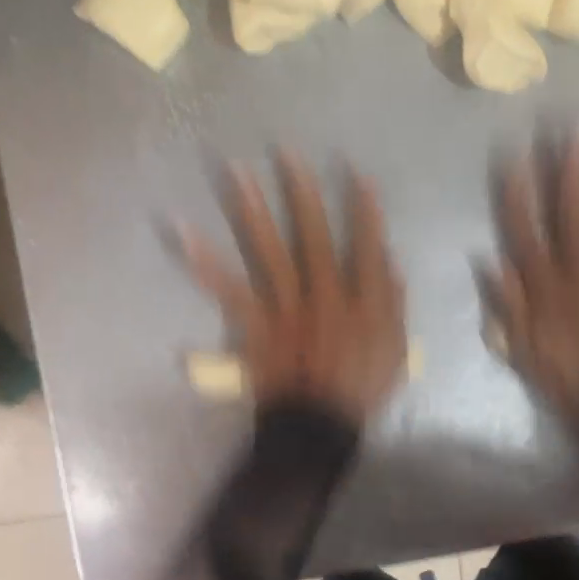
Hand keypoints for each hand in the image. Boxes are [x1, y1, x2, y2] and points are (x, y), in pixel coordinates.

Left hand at [180, 150, 406, 425]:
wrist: (319, 427)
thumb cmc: (361, 389)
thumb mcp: (397, 349)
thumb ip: (395, 302)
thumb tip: (389, 258)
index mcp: (362, 299)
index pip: (365, 242)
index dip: (362, 206)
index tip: (354, 171)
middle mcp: (324, 292)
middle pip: (312, 234)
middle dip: (300, 191)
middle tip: (284, 152)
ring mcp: (287, 306)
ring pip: (268, 250)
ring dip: (250, 209)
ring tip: (235, 172)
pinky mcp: (256, 323)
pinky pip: (227, 288)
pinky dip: (202, 261)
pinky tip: (181, 230)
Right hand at [485, 134, 578, 452]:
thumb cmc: (564, 378)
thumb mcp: (522, 348)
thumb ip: (508, 302)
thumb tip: (488, 258)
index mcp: (545, 285)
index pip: (525, 230)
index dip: (518, 193)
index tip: (513, 158)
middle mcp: (578, 269)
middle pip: (572, 212)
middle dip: (570, 169)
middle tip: (572, 130)